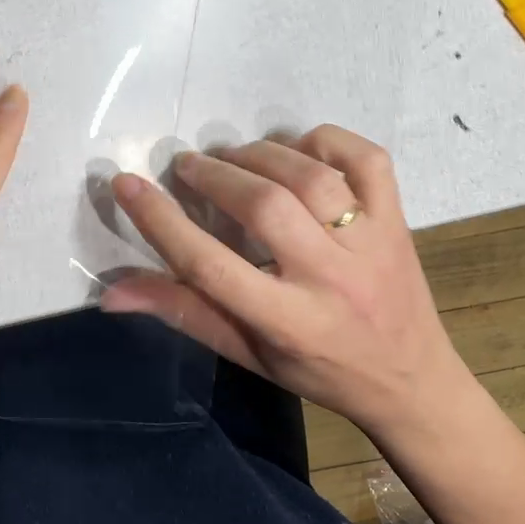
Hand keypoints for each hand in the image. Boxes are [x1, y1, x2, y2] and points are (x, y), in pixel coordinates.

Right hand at [100, 125, 471, 438]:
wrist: (414, 383)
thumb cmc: (316, 369)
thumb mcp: (243, 351)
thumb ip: (180, 311)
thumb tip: (109, 293)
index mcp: (288, 322)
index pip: (210, 265)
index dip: (160, 220)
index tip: (126, 183)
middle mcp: (333, 280)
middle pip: (264, 207)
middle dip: (213, 176)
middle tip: (187, 167)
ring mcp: (373, 244)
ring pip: (310, 176)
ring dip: (258, 155)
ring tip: (232, 159)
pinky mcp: (399, 219)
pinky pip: (364, 158)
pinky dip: (321, 140)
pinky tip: (294, 151)